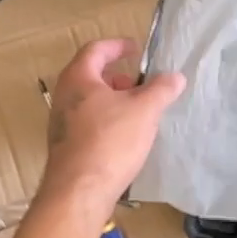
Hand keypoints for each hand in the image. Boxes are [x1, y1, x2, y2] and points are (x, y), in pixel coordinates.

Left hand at [42, 39, 185, 210]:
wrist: (79, 191)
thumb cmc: (110, 141)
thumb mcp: (144, 110)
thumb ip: (161, 90)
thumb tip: (175, 77)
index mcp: (78, 79)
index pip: (95, 50)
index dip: (117, 46)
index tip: (135, 48)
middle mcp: (63, 97)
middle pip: (90, 76)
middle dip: (117, 77)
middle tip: (139, 85)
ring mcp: (61, 124)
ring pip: (89, 101)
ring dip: (112, 101)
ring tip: (137, 112)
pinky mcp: (66, 147)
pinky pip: (87, 123)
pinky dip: (106, 120)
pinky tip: (124, 137)